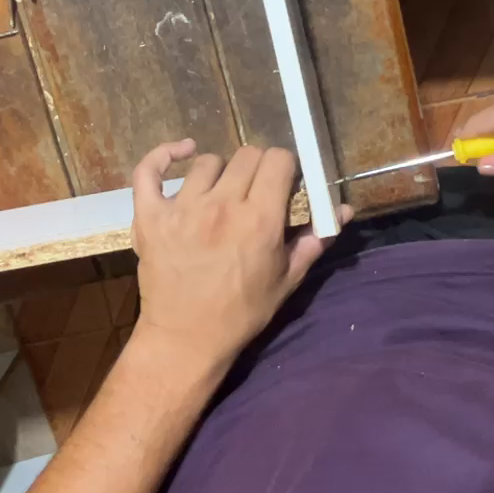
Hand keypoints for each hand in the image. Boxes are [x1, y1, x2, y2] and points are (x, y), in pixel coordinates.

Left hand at [128, 140, 333, 368]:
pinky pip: (150, 170)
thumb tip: (344, 210)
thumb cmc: (242, 312)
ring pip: (207, 162)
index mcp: (259, 220)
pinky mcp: (149, 216)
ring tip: (222, 193)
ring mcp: (181, 208)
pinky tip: (183, 153)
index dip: (286, 167)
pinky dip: (165, 155)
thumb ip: (315, 240)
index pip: (279, 160)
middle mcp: (221, 206)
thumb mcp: (287, 279)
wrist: (186, 339)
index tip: (285, 183)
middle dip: (259, 168)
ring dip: (221, 173)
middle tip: (257, 191)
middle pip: (247, 155)